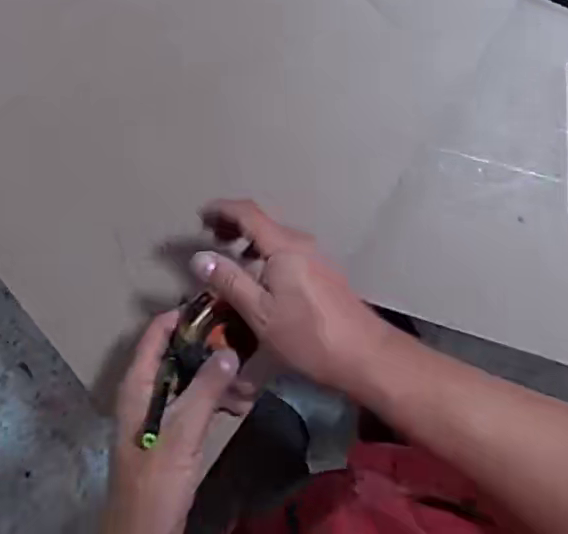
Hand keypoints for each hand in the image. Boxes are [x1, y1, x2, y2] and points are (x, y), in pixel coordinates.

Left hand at [102, 310, 251, 533]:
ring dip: (216, 377)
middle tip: (242, 342)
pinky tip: (240, 403)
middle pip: (176, 353)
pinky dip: (214, 399)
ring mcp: (157, 411)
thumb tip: (229, 350)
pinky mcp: (170, 432)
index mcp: (137, 382)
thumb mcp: (183, 431)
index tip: (216, 305)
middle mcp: (144, 389)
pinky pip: (193, 402)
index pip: (157, 332)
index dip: (182, 314)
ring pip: (189, 379)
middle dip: (208, 348)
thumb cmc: (156, 478)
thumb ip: (206, 389)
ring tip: (249, 379)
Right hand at [191, 199, 398, 396]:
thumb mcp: (261, 313)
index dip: (221, 209)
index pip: (246, 212)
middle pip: (260, 220)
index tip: (200, 215)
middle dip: (232, 223)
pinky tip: (258, 275)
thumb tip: (199, 256)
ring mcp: (314, 255)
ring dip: (248, 239)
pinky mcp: (322, 271)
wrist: (367, 356)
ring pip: (273, 235)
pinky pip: (285, 249)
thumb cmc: (310, 336)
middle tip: (209, 236)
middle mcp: (300, 242)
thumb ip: (229, 282)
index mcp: (283, 245)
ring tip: (229, 256)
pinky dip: (264, 251)